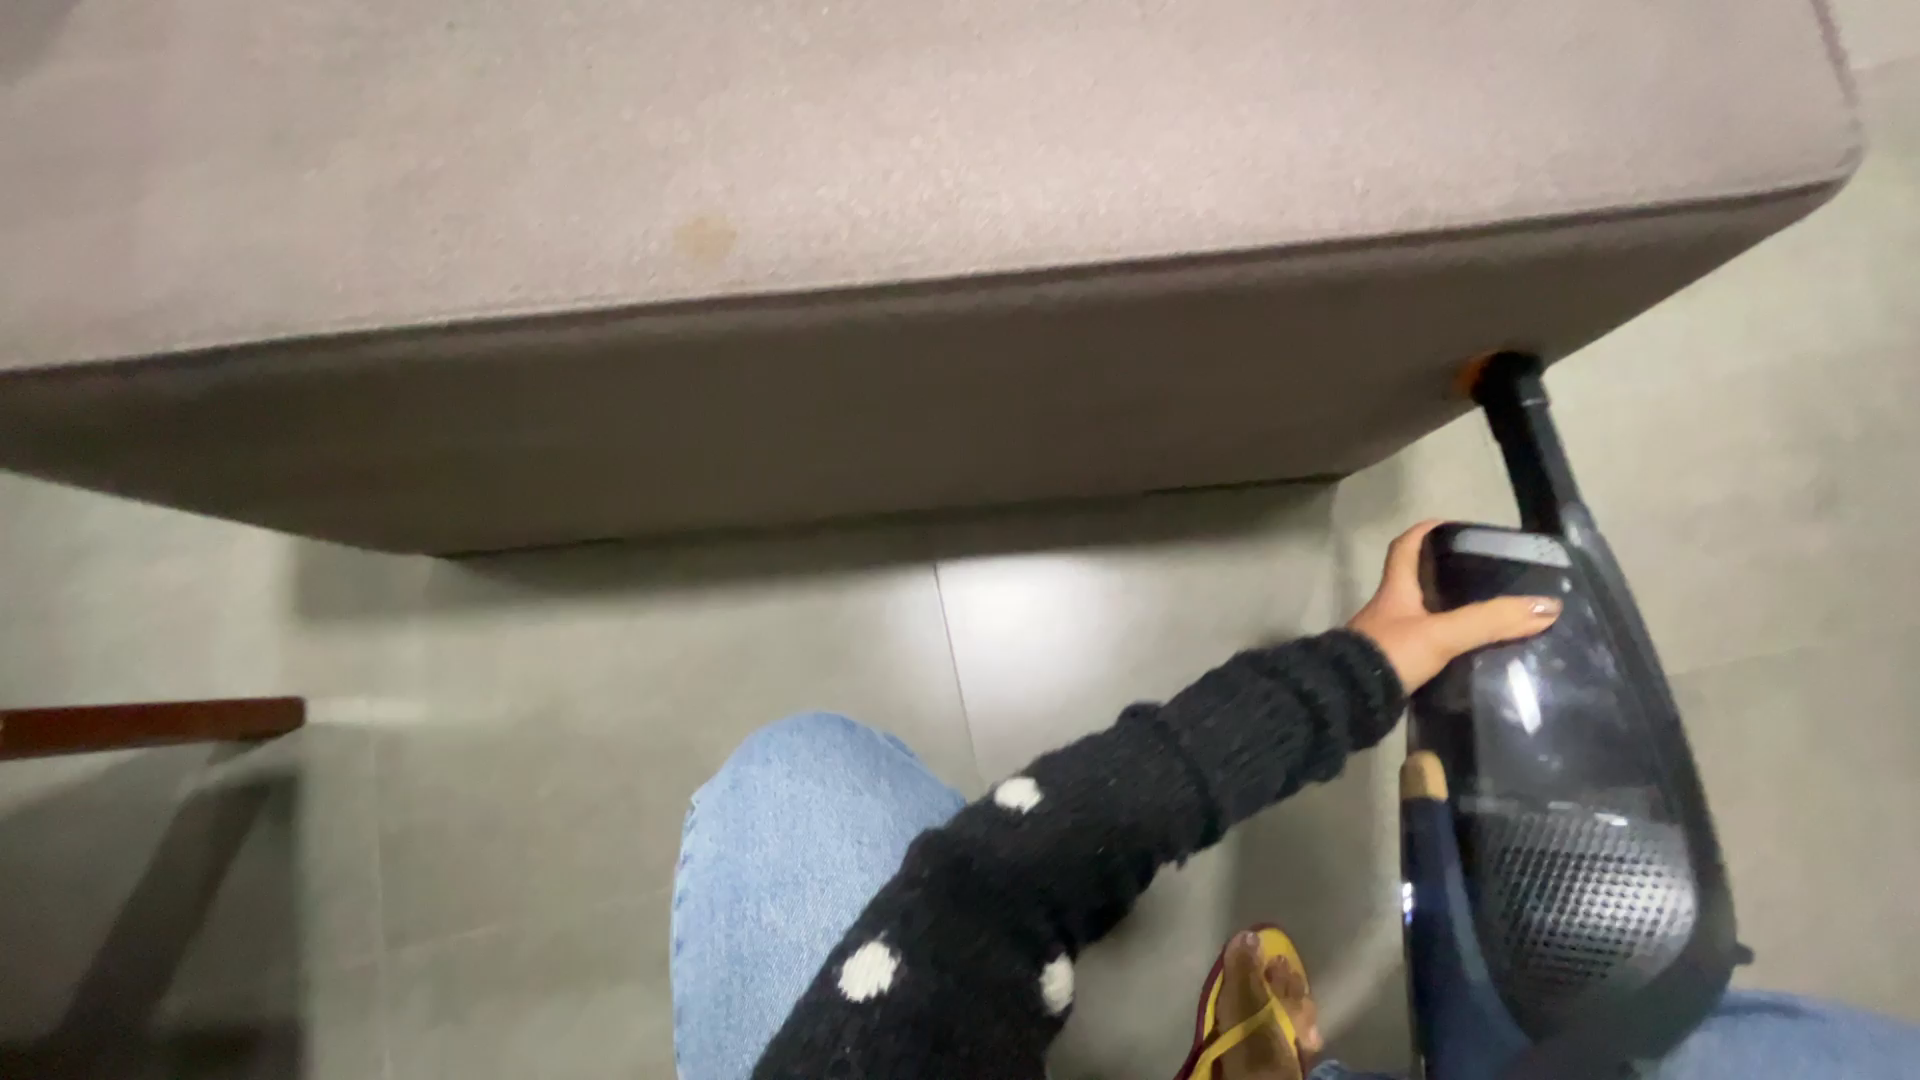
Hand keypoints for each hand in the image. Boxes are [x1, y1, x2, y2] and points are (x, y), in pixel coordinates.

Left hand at [1347, 520, 1560, 692]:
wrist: (1349, 696)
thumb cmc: (1390, 653)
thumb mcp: (1441, 634)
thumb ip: (1489, 621)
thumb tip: (1547, 606)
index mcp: (1394, 590)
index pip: (1404, 548)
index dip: (1424, 532)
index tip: (1452, 526)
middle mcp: (1389, 608)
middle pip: (1417, 580)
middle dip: (1448, 574)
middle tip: (1489, 575)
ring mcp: (1389, 636)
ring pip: (1423, 613)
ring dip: (1452, 610)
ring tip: (1492, 612)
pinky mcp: (1395, 661)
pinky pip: (1426, 642)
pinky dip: (1448, 641)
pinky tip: (1472, 649)